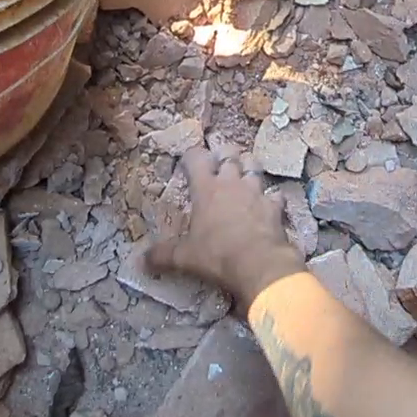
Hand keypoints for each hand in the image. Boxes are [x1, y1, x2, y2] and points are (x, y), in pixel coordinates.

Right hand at [146, 149, 305, 306]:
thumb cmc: (217, 255)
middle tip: (220, 159)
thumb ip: (164, 255)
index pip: (197, 158)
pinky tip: (271, 202)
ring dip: (249, 166)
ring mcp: (255, 191)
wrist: (258, 263)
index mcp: (206, 189)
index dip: (192, 155)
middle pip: (229, 154)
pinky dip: (273, 197)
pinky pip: (275, 194)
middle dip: (224, 154)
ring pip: (254, 166)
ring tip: (245, 170)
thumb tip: (141, 260)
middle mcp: (231, 183)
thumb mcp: (185, 257)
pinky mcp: (274, 205)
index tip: (188, 159)